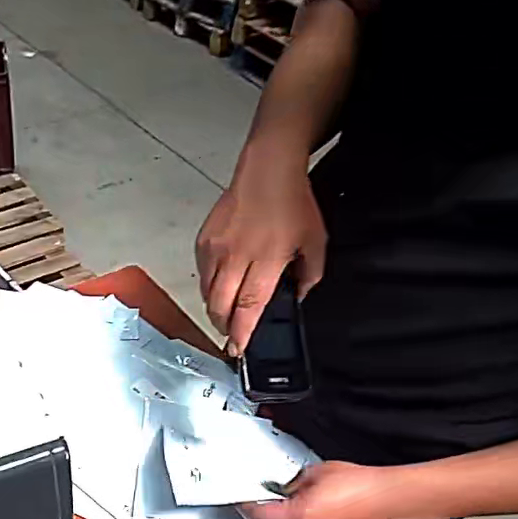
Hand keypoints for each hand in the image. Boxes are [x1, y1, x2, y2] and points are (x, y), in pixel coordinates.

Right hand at [195, 152, 325, 354]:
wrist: (267, 169)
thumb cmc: (292, 203)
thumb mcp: (315, 241)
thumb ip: (309, 275)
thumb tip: (296, 298)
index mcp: (267, 259)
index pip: (249, 306)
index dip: (241, 332)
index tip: (238, 349)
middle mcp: (237, 256)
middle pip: (221, 306)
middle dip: (224, 327)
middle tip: (231, 335)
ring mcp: (217, 248)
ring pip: (207, 294)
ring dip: (215, 310)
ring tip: (225, 314)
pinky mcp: (204, 241)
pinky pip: (202, 275)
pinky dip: (209, 287)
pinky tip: (221, 287)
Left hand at [239, 461, 397, 518]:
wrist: (386, 496)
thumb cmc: (357, 483)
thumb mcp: (314, 473)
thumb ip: (292, 482)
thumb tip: (283, 487)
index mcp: (297, 517)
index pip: (260, 514)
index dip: (247, 505)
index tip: (241, 497)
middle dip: (258, 515)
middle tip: (252, 501)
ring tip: (272, 505)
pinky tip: (297, 511)